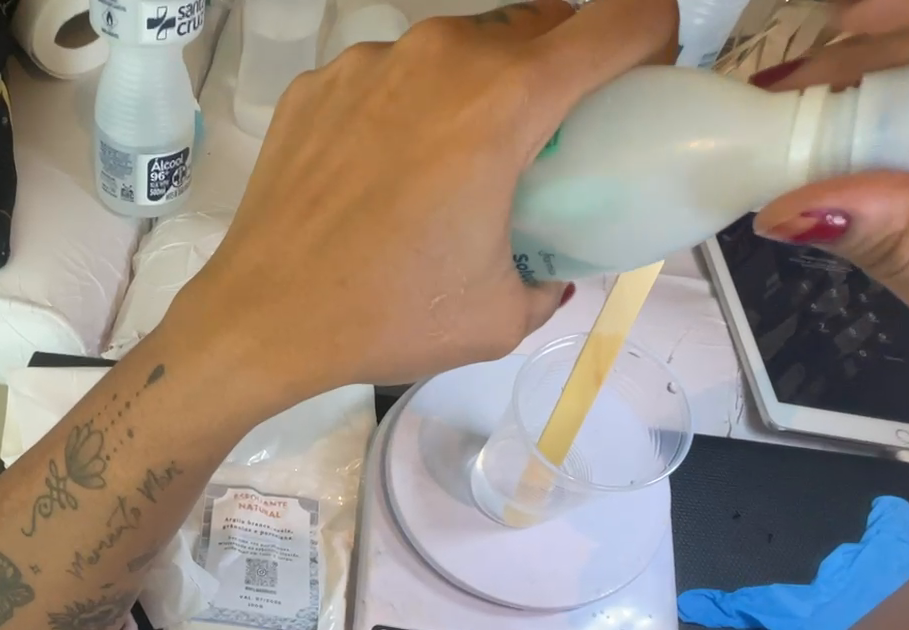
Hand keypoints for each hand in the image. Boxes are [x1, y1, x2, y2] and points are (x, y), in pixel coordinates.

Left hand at [161, 0, 676, 406]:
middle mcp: (440, 56)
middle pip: (538, 24)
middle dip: (560, 68)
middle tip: (540, 137)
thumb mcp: (493, 320)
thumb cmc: (381, 319)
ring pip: (454, 48)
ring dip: (474, 86)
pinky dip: (399, 108)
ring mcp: (367, 64)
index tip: (632, 88)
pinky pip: (383, 77)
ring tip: (446, 160)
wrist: (260, 321)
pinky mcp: (314, 88)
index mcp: (505, 102)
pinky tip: (374, 172)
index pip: (624, 19)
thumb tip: (552, 276)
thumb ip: (546, 287)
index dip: (648, 45)